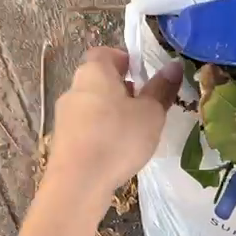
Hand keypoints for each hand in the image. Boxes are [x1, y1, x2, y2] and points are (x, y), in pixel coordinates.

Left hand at [44, 47, 181, 196]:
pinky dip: (100, 133)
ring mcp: (64, 116)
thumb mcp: (150, 114)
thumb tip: (174, 66)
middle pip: (98, 80)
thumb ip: (162, 89)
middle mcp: (74, 88)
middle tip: (143, 105)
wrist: (78, 183)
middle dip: (120, 89)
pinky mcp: (62, 142)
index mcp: (94, 72)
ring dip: (110, 113)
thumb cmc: (118, 139)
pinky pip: (85, 129)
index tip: (142, 75)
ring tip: (133, 132)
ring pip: (92, 106)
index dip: (124, 60)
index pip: (106, 53)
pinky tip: (114, 151)